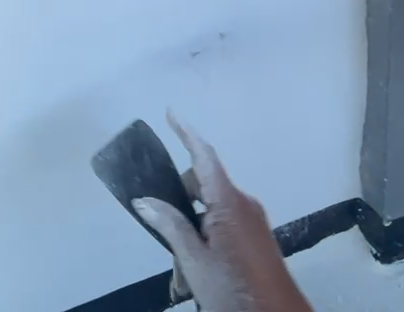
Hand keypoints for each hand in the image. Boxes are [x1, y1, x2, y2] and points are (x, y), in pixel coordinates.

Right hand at [131, 114, 313, 311]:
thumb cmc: (236, 291)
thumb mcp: (195, 261)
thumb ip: (170, 225)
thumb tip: (145, 200)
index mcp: (229, 202)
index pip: (204, 156)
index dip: (186, 133)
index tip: (170, 112)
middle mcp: (244, 204)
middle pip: (203, 185)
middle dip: (180, 204)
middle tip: (163, 237)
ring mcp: (253, 222)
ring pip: (211, 211)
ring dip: (192, 232)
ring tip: (182, 275)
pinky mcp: (258, 240)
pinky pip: (224, 226)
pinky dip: (206, 240)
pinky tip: (198, 277)